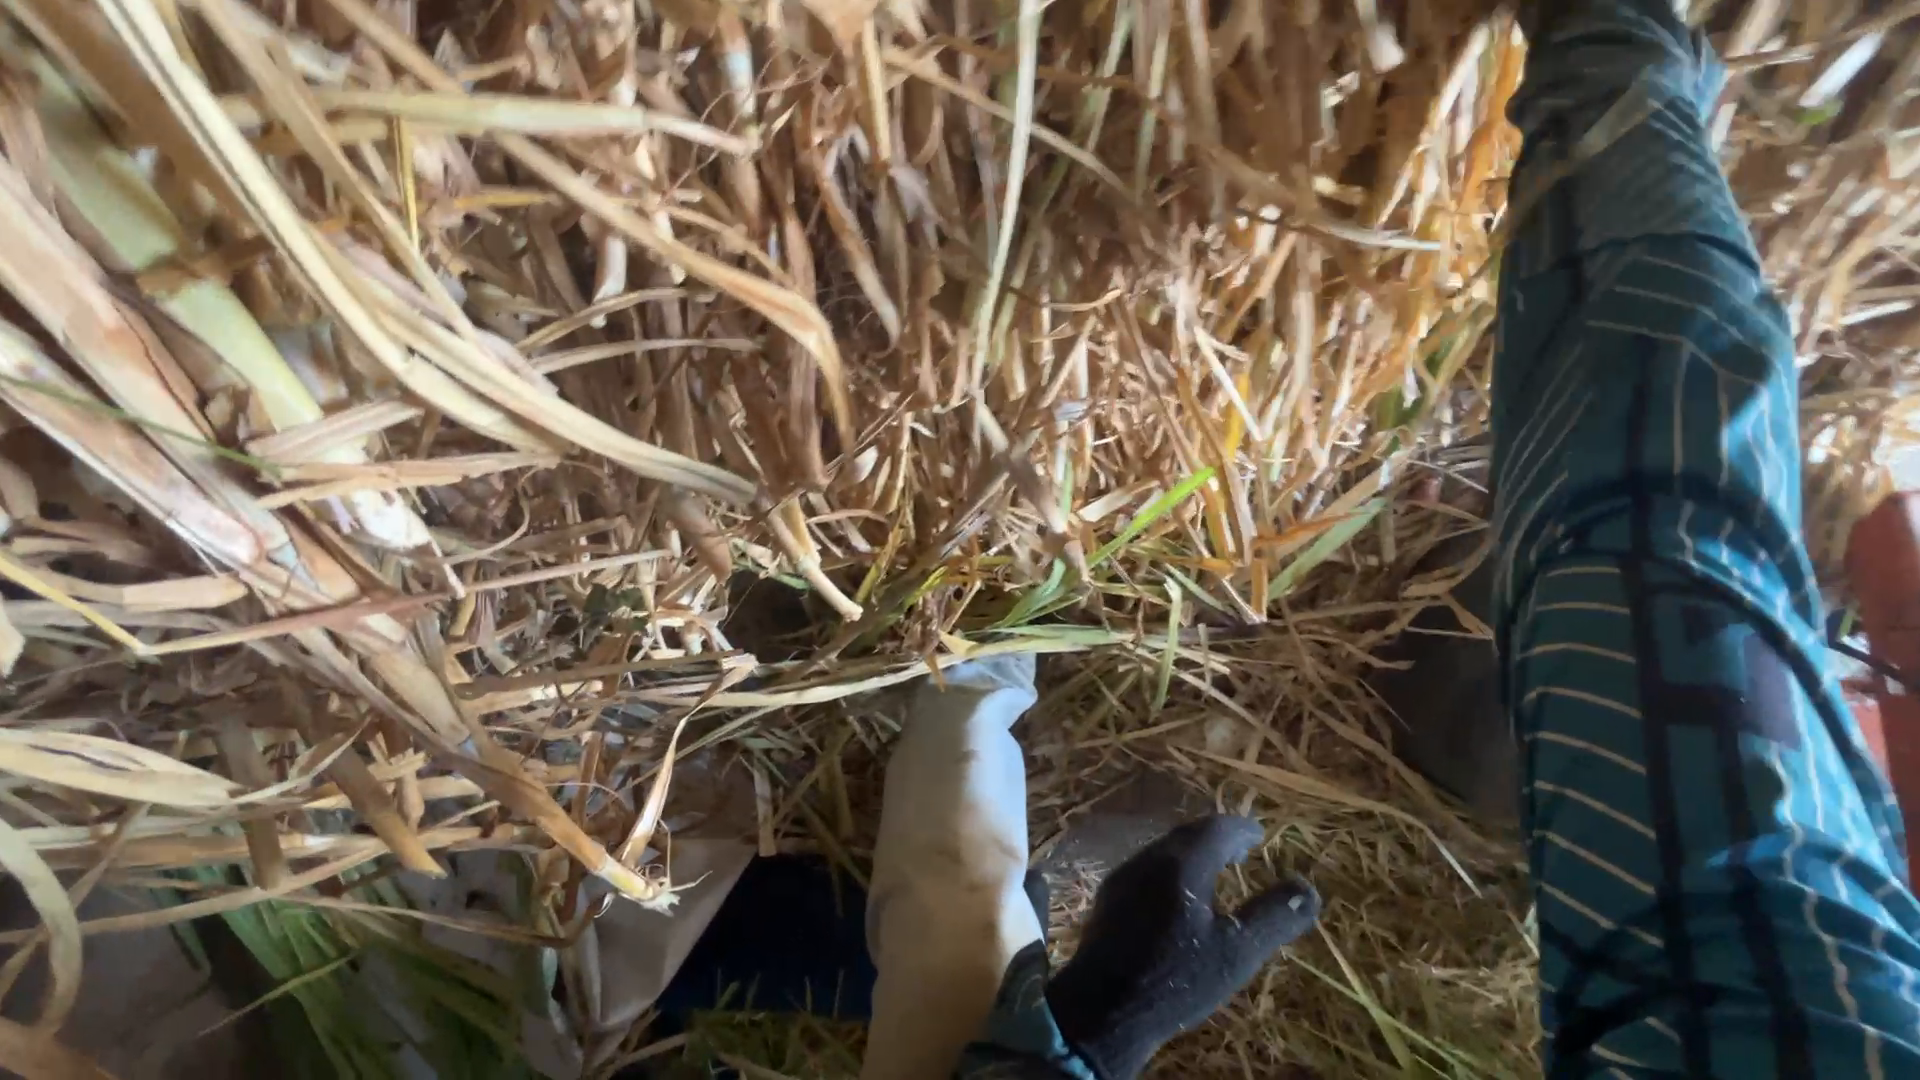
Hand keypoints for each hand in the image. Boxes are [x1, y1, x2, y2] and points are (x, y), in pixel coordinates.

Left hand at [1042, 816, 1319, 1079]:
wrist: (1105, 1006)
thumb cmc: (1176, 979)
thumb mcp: (1237, 953)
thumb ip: (1273, 917)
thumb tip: (1307, 888)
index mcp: (1181, 864)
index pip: (1215, 829)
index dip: (1240, 829)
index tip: (1259, 833)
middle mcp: (1149, 859)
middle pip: (1187, 835)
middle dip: (1216, 837)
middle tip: (1241, 848)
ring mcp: (1124, 877)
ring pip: (1164, 850)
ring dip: (1192, 852)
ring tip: (1214, 868)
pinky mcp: (1110, 898)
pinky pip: (1147, 868)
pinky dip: (1171, 869)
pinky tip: (1176, 895)